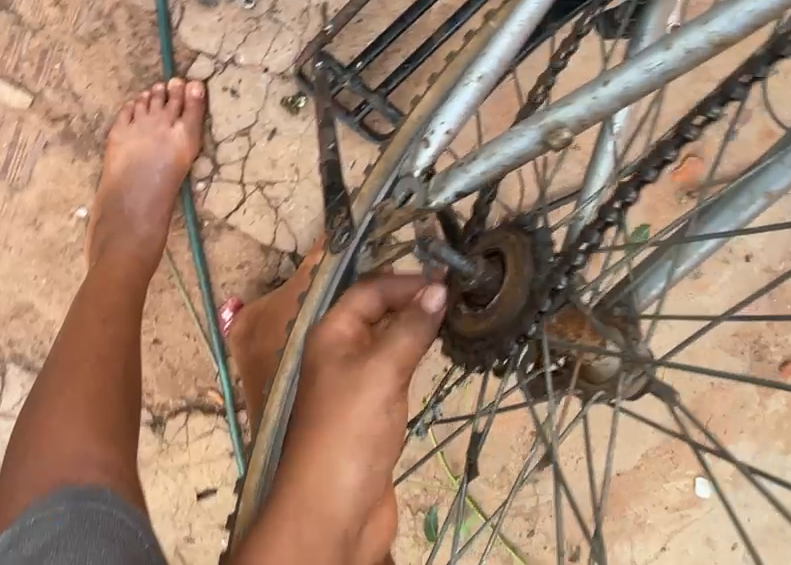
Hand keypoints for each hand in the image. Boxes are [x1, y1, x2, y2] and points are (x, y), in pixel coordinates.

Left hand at [236, 274, 445, 564]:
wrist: (333, 509)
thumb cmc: (350, 429)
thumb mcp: (382, 371)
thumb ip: (410, 329)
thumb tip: (438, 288)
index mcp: (332, 332)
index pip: (370, 290)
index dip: (406, 281)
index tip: (447, 281)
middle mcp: (341, 351)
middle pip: (378, 313)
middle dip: (412, 302)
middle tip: (458, 299)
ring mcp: (356, 382)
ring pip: (388, 342)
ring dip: (416, 329)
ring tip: (455, 320)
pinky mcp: (373, 412)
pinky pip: (395, 372)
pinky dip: (415, 359)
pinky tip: (438, 358)